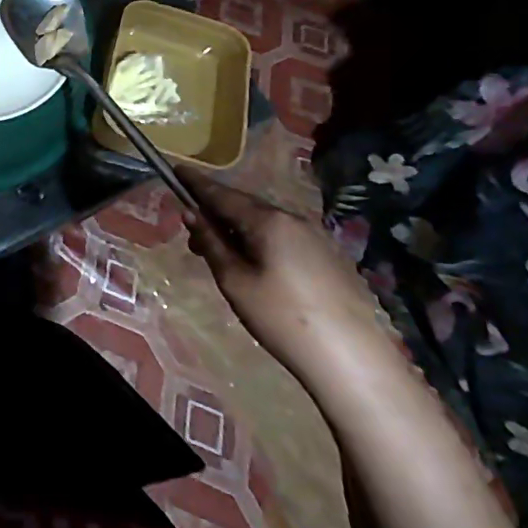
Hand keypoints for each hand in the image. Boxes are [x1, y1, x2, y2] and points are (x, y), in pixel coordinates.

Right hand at [177, 165, 392, 386]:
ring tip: (220, 252)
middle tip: (192, 233)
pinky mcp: (329, 257)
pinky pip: (284, 236)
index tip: (176, 169)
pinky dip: (260, 240)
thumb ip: (211, 243)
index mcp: (268, 220)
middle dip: (216, 211)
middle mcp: (294, 219)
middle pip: (245, 205)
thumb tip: (191, 213)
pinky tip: (254, 263)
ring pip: (266, 222)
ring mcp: (316, 237)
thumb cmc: (281, 317)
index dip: (197, 183)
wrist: (351, 358)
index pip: (223, 194)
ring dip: (238, 228)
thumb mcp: (234, 281)